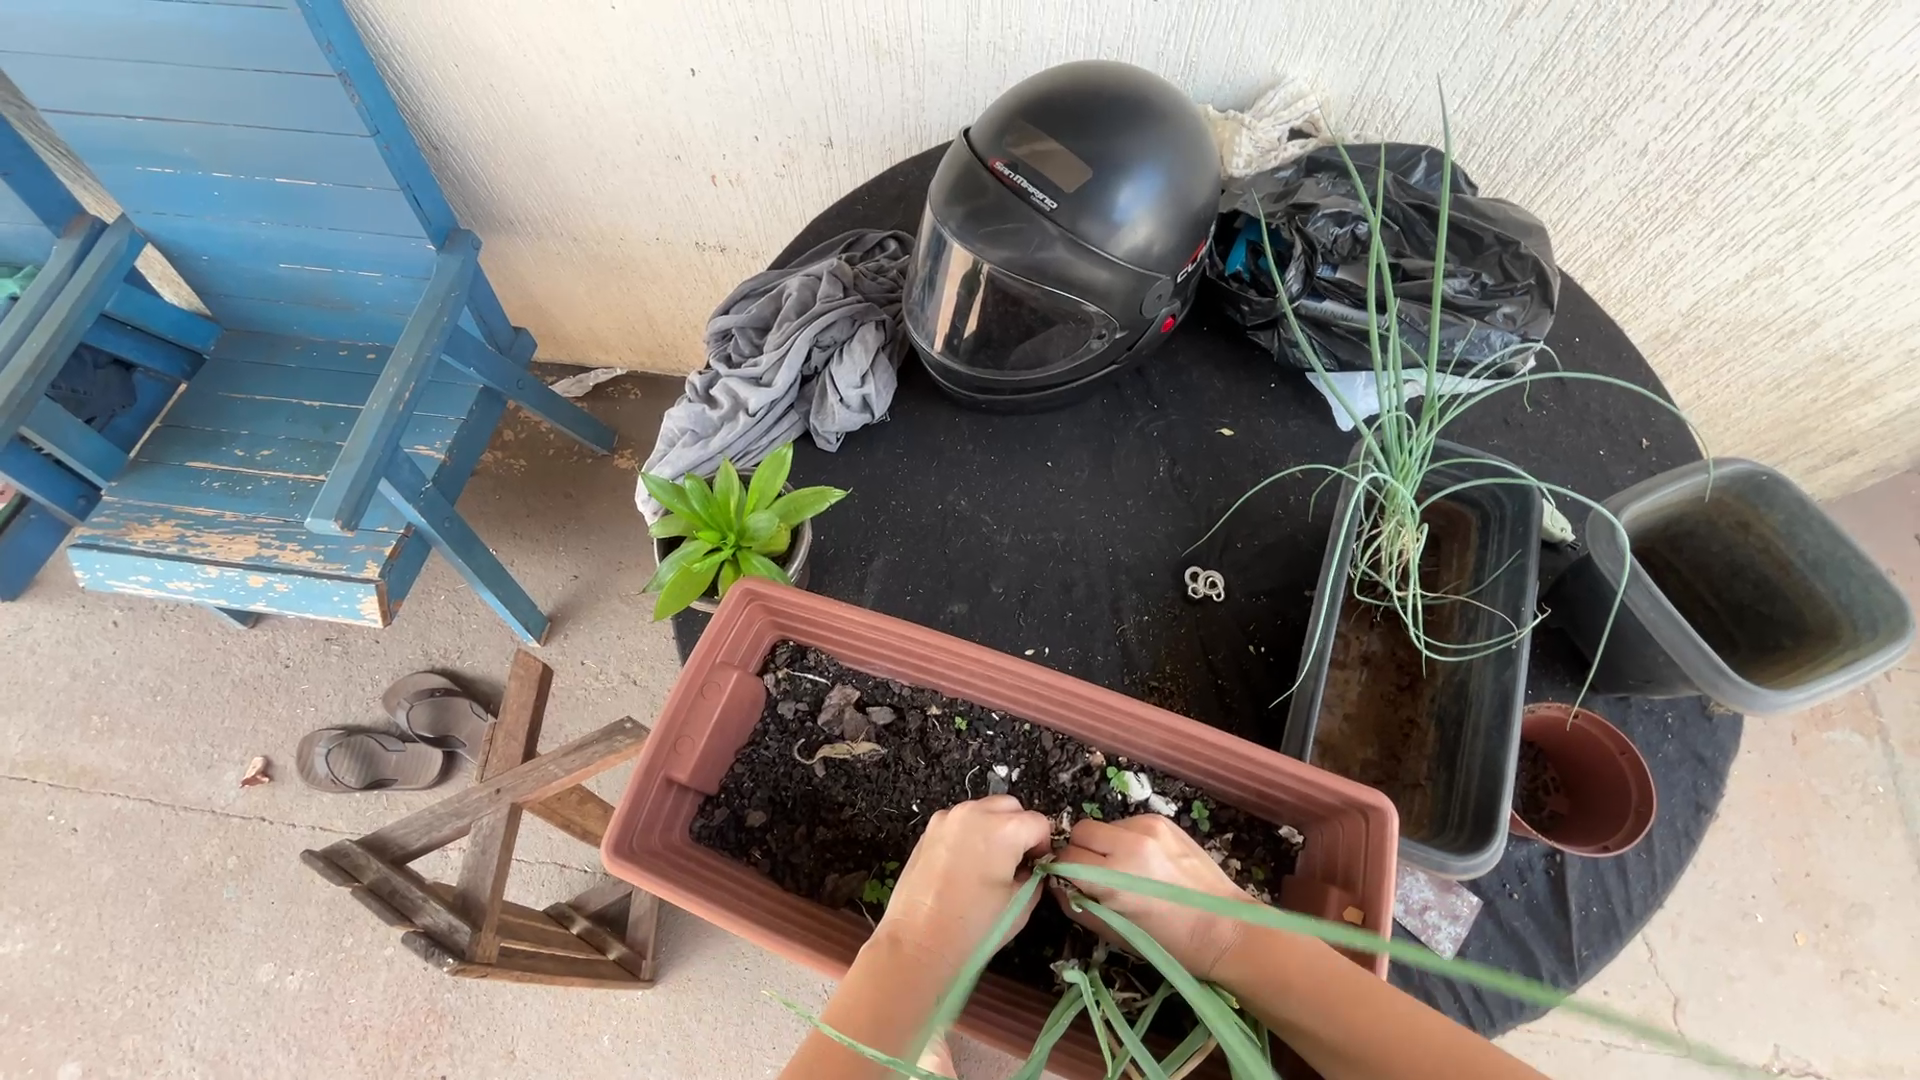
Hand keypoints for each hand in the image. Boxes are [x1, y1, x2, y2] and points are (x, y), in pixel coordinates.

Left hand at [873, 795, 1052, 975]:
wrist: (918, 941)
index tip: (1035, 868)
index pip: (1039, 823)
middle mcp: (976, 812)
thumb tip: (1031, 866)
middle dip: (1019, 830)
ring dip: (994, 828)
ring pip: (984, 809)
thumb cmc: (974, 927)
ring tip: (987, 863)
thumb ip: (1034, 876)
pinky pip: (961, 820)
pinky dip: (970, 832)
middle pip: (1012, 807)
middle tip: (1014, 863)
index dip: (1042, 847)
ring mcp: (949, 817)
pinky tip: (963, 864)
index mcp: (1004, 829)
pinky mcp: (930, 828)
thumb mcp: (1020, 905)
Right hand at [1051, 814, 1258, 980]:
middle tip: (1096, 875)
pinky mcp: (1163, 820)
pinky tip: (1146, 862)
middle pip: (1080, 832)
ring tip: (1126, 869)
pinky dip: (1127, 840)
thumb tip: (1058, 886)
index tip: (1073, 884)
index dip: (1064, 871)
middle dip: (1080, 851)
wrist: (1226, 930)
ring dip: (1105, 844)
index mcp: (1114, 876)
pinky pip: (1128, 824)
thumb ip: (1078, 907)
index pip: (1066, 858)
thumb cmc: (1170, 944)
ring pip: (1104, 825)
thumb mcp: (1115, 934)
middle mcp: (1128, 843)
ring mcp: (1148, 827)